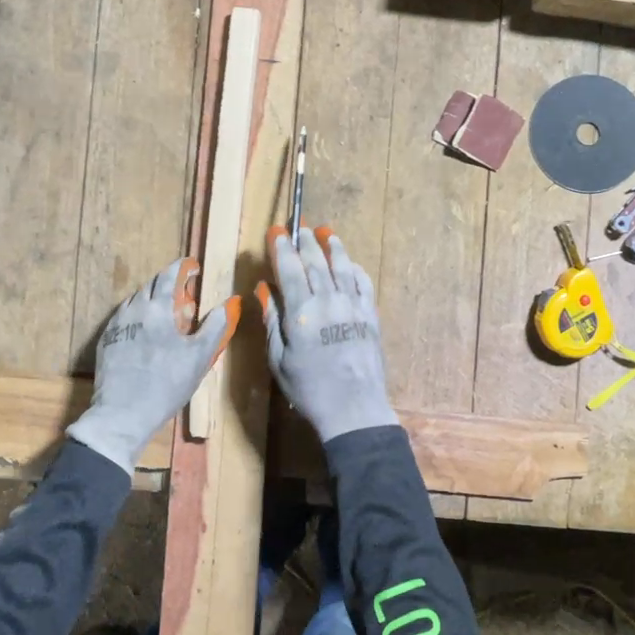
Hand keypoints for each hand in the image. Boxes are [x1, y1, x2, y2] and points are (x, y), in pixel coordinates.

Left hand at [68, 258, 237, 473]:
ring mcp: (116, 325)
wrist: (123, 414)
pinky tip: (143, 330)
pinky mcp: (105, 340)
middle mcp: (134, 309)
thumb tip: (229, 303)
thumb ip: (215, 326)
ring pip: (135, 300)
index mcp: (158, 308)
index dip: (183, 268)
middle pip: (151, 285)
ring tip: (163, 312)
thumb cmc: (167, 384)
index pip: (170, 276)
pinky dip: (136, 314)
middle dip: (167, 282)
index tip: (193, 268)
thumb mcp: (200, 356)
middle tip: (182, 292)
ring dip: (151, 298)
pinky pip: (122, 316)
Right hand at [262, 227, 398, 442]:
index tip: (277, 232)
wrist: (353, 407)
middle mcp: (328, 300)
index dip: (282, 248)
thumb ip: (272, 321)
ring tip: (326, 233)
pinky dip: (355, 269)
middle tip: (300, 227)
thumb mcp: (279, 359)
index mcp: (302, 311)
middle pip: (316, 262)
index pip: (290, 269)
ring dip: (333, 247)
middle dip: (306, 242)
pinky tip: (350, 263)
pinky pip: (363, 283)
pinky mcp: (370, 314)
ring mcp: (353, 305)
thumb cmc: (309, 389)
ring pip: (342, 266)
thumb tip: (264, 289)